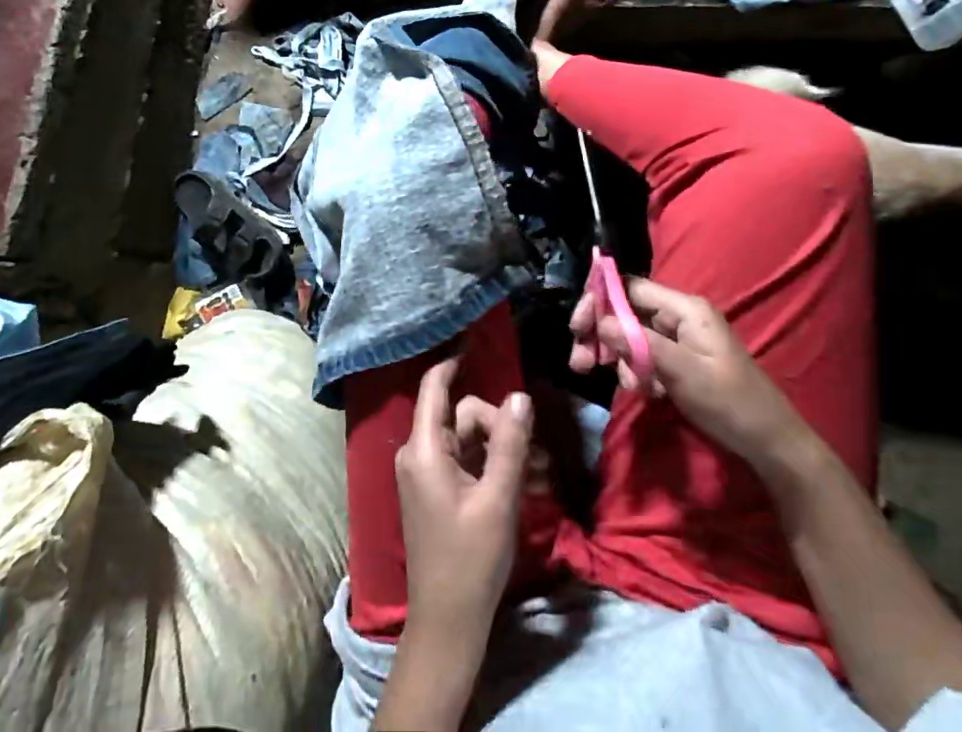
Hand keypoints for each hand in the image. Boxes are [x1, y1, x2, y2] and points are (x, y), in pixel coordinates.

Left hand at [395, 356, 533, 637]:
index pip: (434, 388)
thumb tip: (519, 395)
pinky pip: (469, 463)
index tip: (475, 340)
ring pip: (471, 440)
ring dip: (506, 449)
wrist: (448, 620)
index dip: (452, 361)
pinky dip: (496, 468)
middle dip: (501, 426)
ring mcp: (428, 474)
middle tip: (536, 456)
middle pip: (464, 415)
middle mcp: (420, 455)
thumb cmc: (470, 558)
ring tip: (540, 475)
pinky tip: (529, 485)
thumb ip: (510, 444)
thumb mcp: (498, 498)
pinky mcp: (438, 491)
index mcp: (424, 450)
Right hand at [573, 276, 804, 464]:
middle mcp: (679, 316)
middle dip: (601, 335)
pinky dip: (635, 372)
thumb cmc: (729, 401)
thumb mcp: (682, 372)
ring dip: (618, 358)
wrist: (767, 440)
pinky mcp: (677, 361)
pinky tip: (642, 392)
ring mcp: (678, 339)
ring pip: (630, 337)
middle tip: (580, 363)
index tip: (577, 327)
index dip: (599, 300)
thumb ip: (639, 344)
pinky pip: (644, 357)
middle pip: (625, 312)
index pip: (630, 288)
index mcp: (685, 308)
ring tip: (620, 384)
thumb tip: (600, 322)